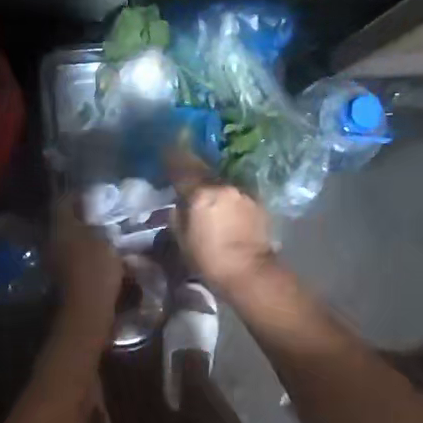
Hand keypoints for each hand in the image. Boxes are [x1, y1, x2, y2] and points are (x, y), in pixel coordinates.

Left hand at [52, 196, 122, 329]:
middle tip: (101, 211)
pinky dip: (86, 251)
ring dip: (83, 234)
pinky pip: (74, 255)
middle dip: (81, 215)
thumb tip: (96, 214)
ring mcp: (55, 259)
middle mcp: (52, 239)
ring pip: (69, 238)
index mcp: (61, 226)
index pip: (63, 201)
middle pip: (64, 220)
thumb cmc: (97, 269)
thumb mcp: (105, 240)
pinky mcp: (63, 276)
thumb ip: (99, 224)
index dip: (77, 194)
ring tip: (105, 232)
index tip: (93, 193)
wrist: (88, 309)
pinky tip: (102, 253)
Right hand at [166, 150, 276, 292]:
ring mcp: (243, 192)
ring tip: (206, 193)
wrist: (251, 273)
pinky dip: (227, 196)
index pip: (181, 166)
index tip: (165, 149)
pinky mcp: (257, 202)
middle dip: (192, 168)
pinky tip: (225, 207)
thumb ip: (177, 214)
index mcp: (200, 194)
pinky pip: (235, 193)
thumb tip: (179, 202)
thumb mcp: (182, 239)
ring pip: (221, 181)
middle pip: (203, 170)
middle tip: (183, 169)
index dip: (171, 156)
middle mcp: (223, 186)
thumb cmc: (210, 260)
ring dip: (211, 184)